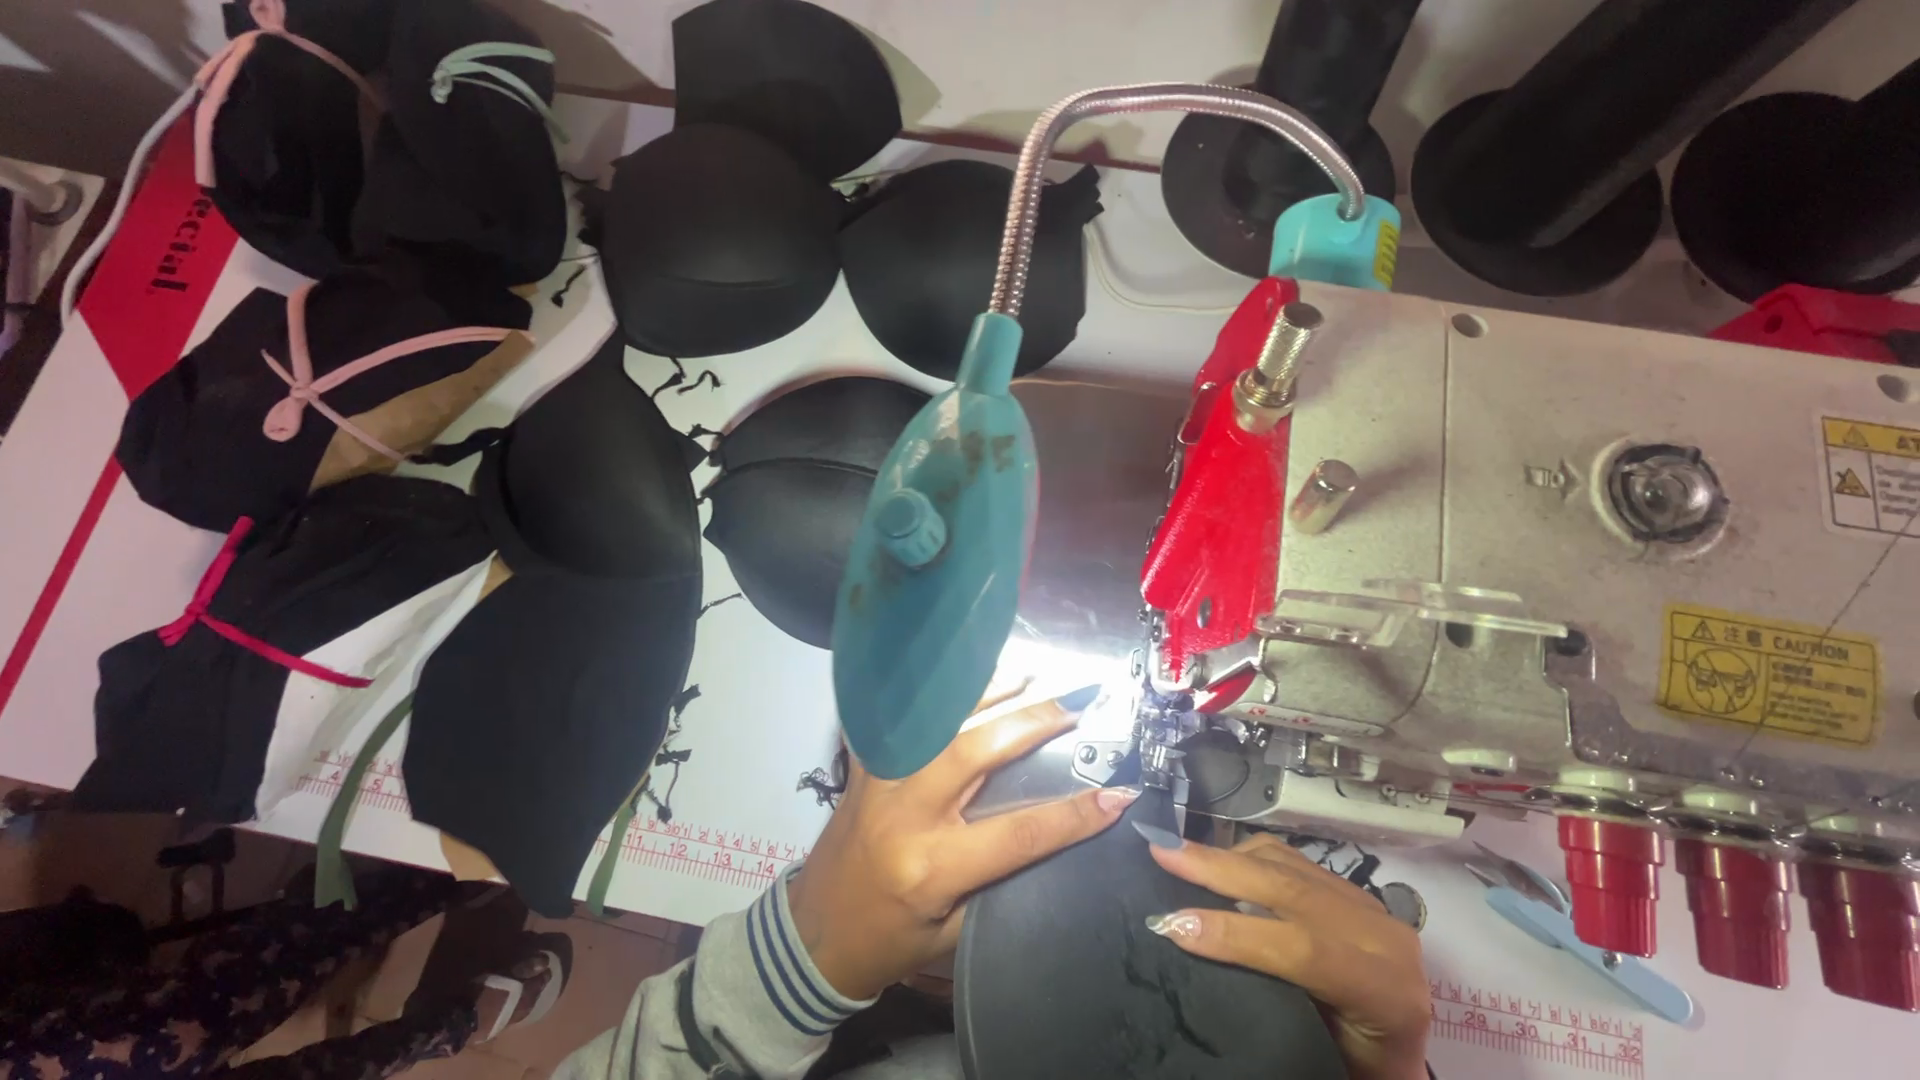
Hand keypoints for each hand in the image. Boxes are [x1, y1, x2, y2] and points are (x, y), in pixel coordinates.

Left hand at [788, 689, 1136, 1000]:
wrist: (810, 938)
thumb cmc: (888, 944)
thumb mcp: (952, 932)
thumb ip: (997, 882)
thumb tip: (1048, 835)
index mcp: (933, 867)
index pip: (1019, 834)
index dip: (1074, 816)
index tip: (1117, 795)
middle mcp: (906, 815)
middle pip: (976, 753)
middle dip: (1032, 725)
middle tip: (1075, 707)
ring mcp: (879, 784)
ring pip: (937, 724)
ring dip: (985, 695)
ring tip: (1027, 675)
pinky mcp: (863, 770)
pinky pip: (901, 722)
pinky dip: (935, 699)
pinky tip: (961, 676)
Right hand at [1146, 834, 1430, 1079]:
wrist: (1397, 1054)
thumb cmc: (1354, 1066)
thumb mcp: (1320, 1052)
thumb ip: (1272, 1005)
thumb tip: (1202, 955)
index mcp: (1385, 990)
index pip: (1304, 950)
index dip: (1236, 935)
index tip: (1175, 925)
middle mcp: (1381, 937)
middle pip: (1290, 888)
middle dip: (1218, 869)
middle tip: (1160, 853)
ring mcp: (1366, 906)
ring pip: (1286, 863)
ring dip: (1224, 855)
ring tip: (1174, 852)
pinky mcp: (1348, 889)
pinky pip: (1291, 859)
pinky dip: (1244, 855)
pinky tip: (1211, 859)